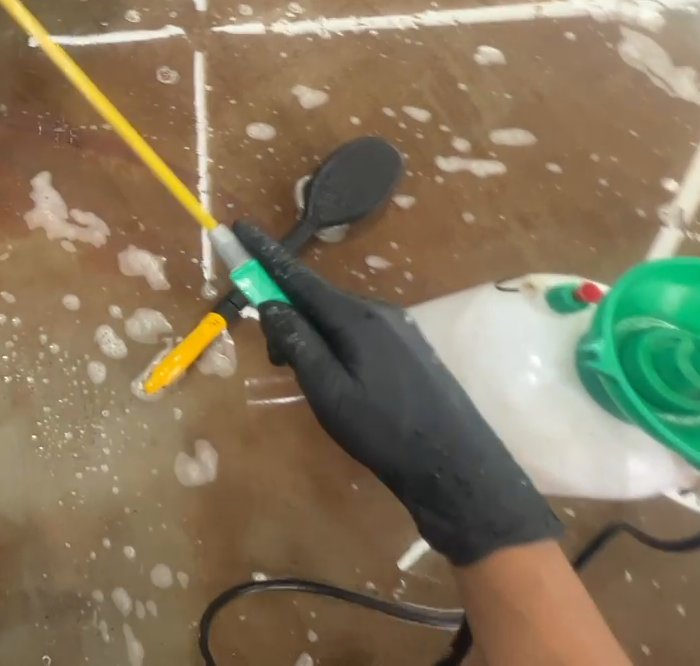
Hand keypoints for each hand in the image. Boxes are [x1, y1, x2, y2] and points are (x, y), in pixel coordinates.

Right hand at [236, 221, 561, 564]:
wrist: (461, 472)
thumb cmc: (385, 431)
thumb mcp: (327, 390)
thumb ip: (296, 342)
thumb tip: (270, 304)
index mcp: (355, 319)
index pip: (297, 276)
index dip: (263, 253)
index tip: (239, 227)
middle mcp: (379, 313)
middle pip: (313, 298)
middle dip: (283, 314)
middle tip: (272, 360)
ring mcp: (398, 330)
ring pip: (334, 318)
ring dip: (308, 335)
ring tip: (306, 379)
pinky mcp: (409, 349)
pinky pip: (355, 332)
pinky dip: (331, 344)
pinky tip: (335, 378)